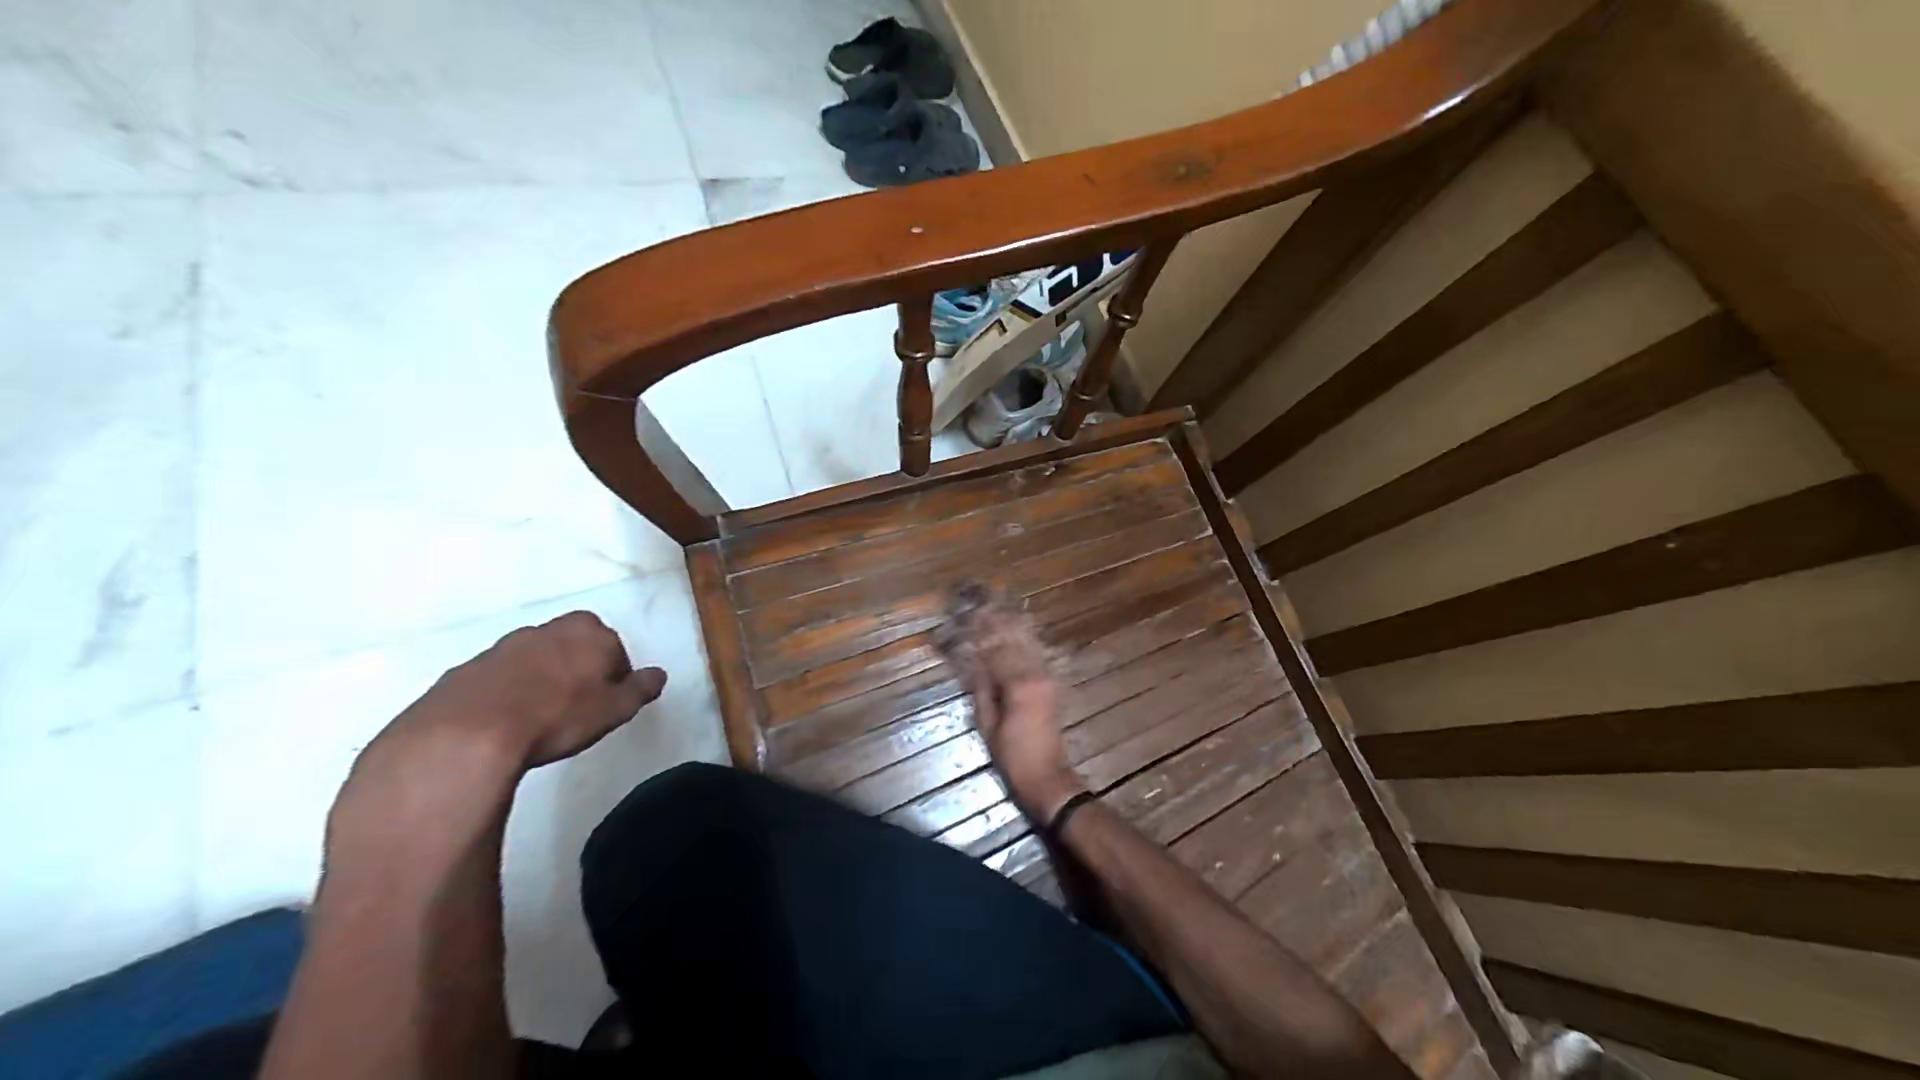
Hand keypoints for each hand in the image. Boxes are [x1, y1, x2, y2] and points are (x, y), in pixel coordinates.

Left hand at [375, 611, 666, 773]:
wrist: (468, 734)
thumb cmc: (557, 716)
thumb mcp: (614, 709)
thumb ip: (640, 689)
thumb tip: (658, 674)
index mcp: (588, 631)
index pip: (614, 649)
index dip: (615, 677)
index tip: (608, 703)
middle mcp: (547, 628)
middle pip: (573, 647)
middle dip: (578, 670)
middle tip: (578, 707)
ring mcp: (503, 646)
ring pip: (535, 659)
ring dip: (542, 680)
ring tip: (540, 718)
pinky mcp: (468, 668)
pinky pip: (500, 678)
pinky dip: (508, 693)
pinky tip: (507, 722)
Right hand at [941, 597, 1086, 823]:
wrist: (1047, 776)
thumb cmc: (1011, 755)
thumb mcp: (987, 724)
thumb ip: (981, 689)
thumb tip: (972, 661)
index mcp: (1018, 684)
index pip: (994, 650)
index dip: (978, 633)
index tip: (966, 614)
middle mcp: (1036, 674)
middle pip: (1012, 641)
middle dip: (995, 621)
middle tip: (980, 601)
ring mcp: (1047, 677)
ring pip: (1026, 644)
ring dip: (1010, 625)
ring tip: (996, 605)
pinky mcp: (1051, 683)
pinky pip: (1035, 655)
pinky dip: (1023, 640)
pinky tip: (1015, 628)